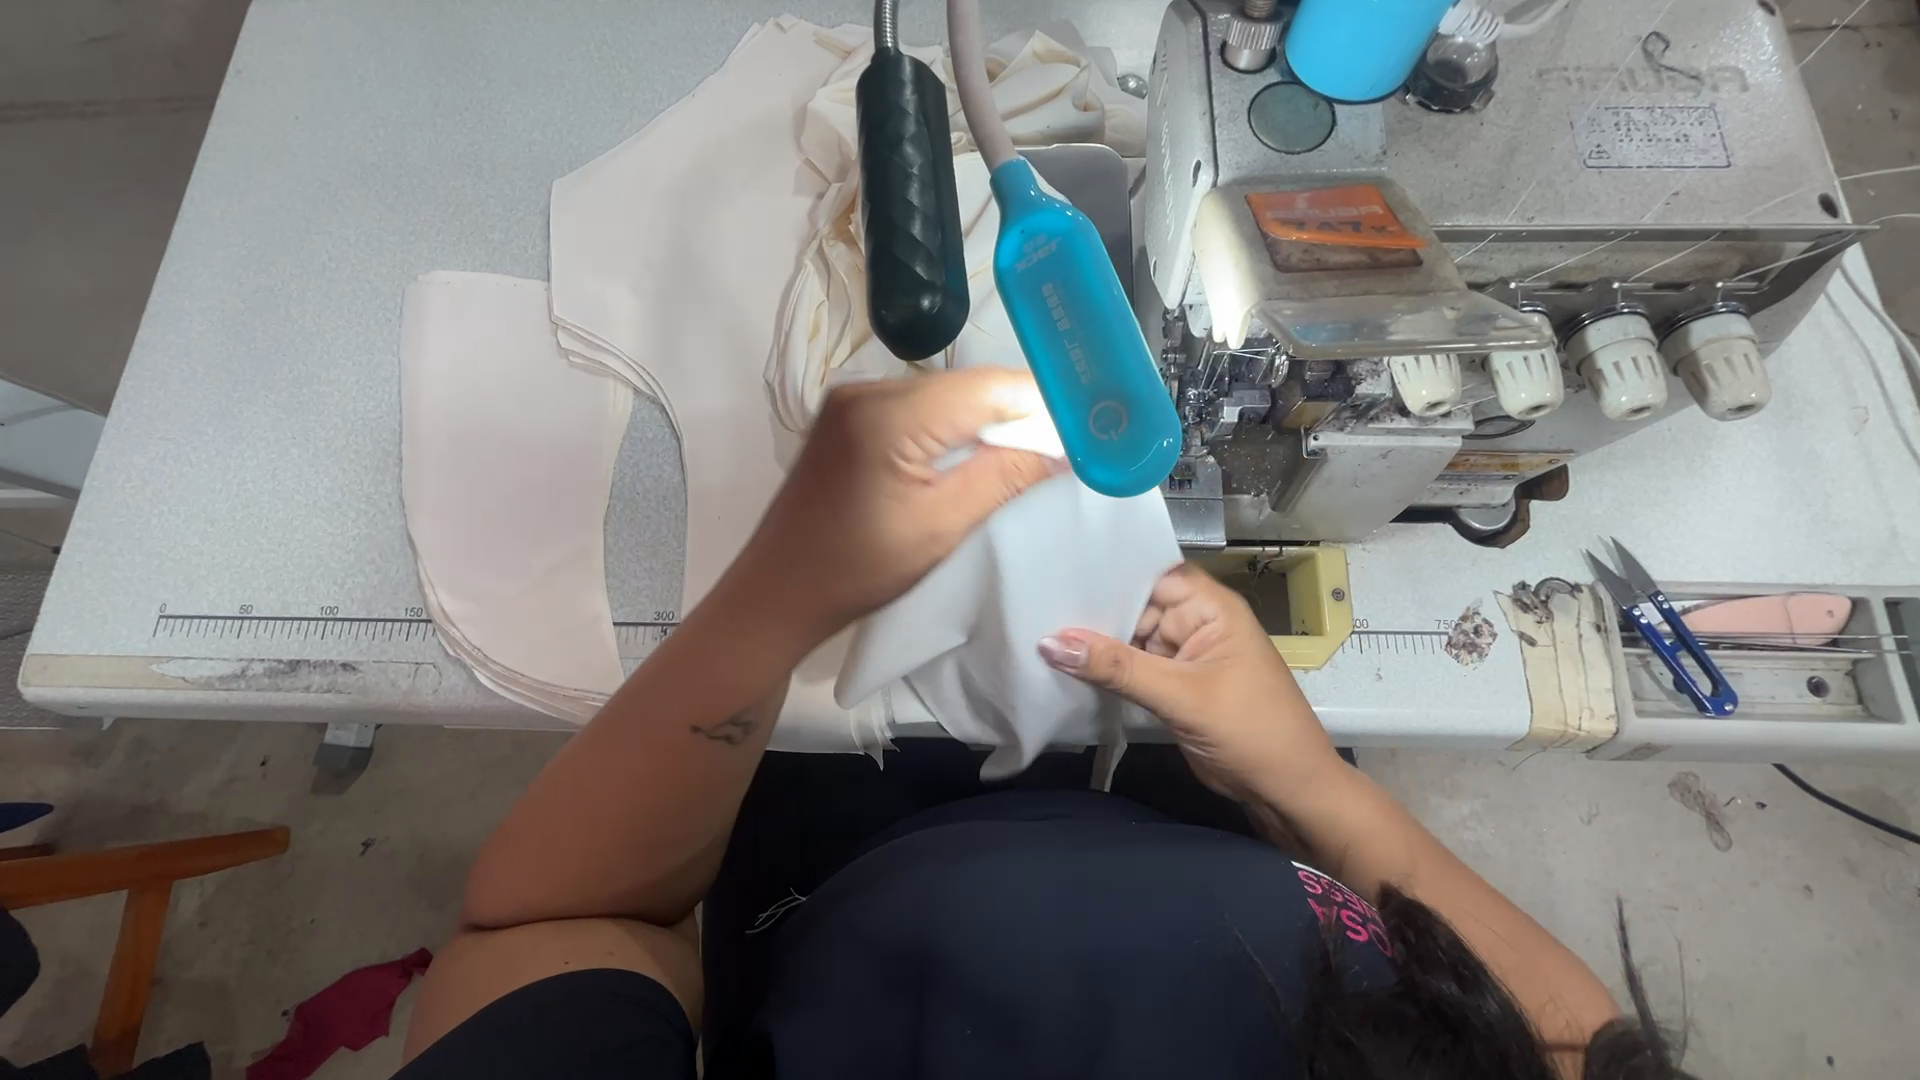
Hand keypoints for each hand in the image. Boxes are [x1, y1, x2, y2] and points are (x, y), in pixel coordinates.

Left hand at [732, 368, 1062, 636]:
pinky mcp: (847, 416)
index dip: (1040, 403)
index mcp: (888, 415)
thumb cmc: (857, 570)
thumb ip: (1004, 477)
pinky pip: (917, 408)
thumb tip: (1062, 448)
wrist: (778, 591)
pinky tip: (970, 455)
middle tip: (1061, 446)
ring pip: (944, 395)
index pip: (987, 387)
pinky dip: (951, 427)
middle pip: (966, 386)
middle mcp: (866, 390)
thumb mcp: (941, 527)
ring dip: (985, 421)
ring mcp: (851, 400)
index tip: (1084, 426)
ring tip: (1022, 456)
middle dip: (1016, 413)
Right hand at [1038, 564, 1341, 800]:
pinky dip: (1104, 670)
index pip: (1153, 573)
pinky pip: (1131, 668)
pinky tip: (1063, 664)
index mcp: (1210, 608)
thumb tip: (1049, 642)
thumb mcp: (1182, 696)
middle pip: (1134, 605)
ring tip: (1037, 629)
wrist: (1288, 794)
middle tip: (1034, 604)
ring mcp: (1182, 656)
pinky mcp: (1171, 686)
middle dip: (1092, 609)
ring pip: (1128, 638)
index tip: (1058, 567)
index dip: (1110, 569)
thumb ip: (1117, 668)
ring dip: (1093, 642)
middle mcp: (1194, 623)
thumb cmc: (1252, 732)